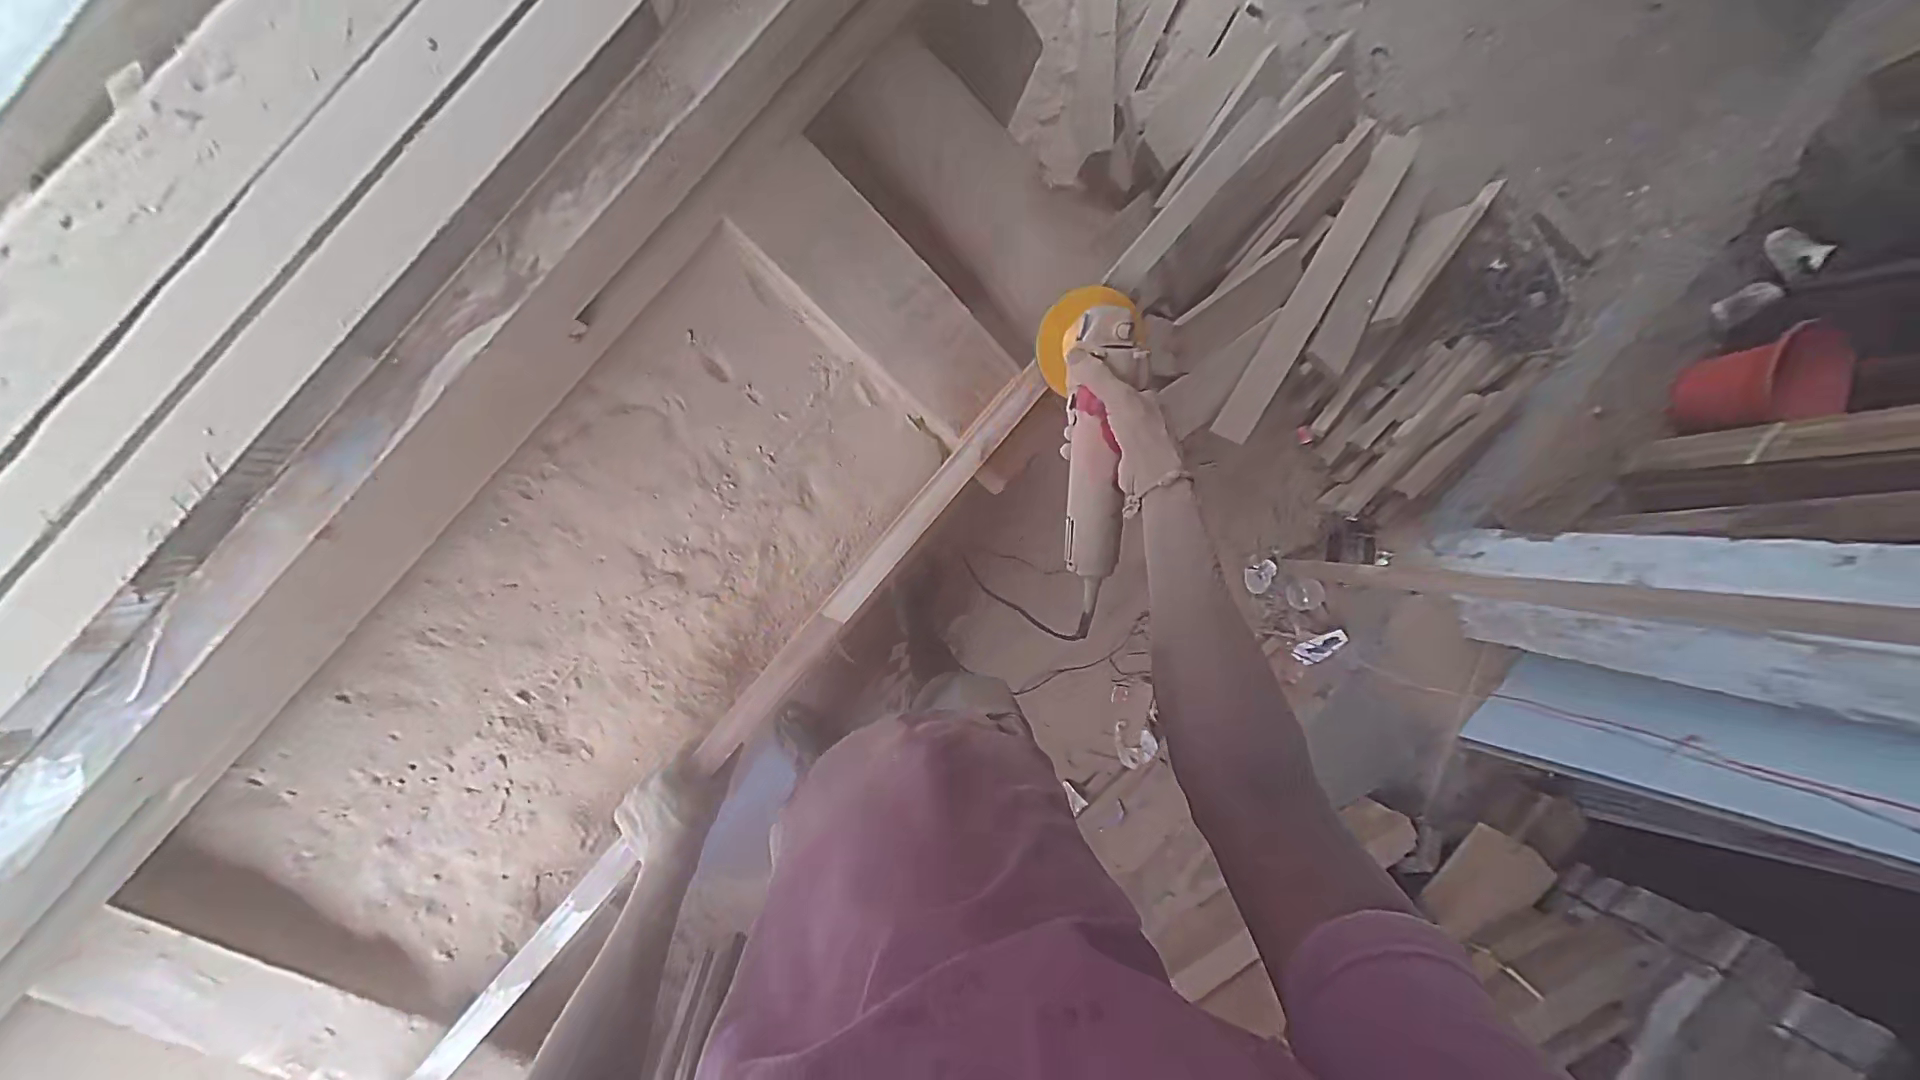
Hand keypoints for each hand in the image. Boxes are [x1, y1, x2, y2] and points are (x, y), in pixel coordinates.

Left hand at [613, 744, 734, 857]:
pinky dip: (644, 806)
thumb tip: (736, 748)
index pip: (685, 750)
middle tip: (687, 790)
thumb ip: (726, 768)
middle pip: (665, 768)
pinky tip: (654, 819)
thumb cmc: (696, 824)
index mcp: (670, 771)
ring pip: (649, 785)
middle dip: (676, 774)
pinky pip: (635, 802)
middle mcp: (646, 779)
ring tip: (670, 808)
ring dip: (659, 790)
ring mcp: (630, 796)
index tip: (704, 756)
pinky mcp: (620, 812)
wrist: (669, 859)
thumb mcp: (716, 795)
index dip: (697, 751)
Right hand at [1066, 348, 1184, 495]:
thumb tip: (1073, 353)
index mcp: (1147, 399)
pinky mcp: (1121, 461)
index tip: (1079, 384)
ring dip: (1080, 430)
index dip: (1098, 381)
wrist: (1150, 479)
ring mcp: (1132, 440)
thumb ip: (1097, 376)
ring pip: (1100, 429)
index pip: (1120, 383)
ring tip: (1068, 434)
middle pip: (1107, 406)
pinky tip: (1069, 451)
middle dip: (1085, 409)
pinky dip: (1081, 449)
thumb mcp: (1119, 398)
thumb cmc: (1141, 435)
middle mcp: (1142, 418)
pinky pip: (1097, 449)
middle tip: (1070, 412)